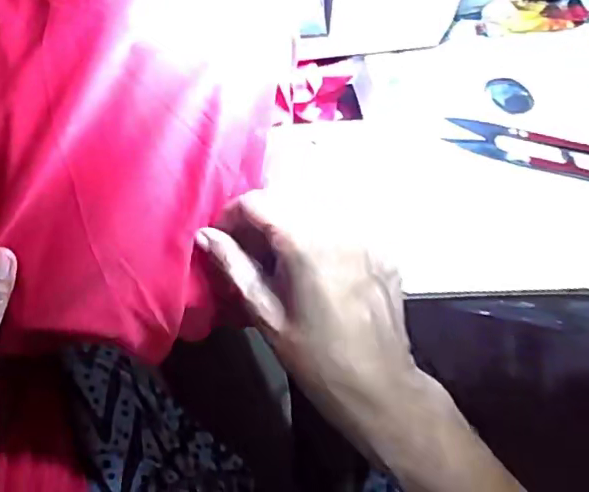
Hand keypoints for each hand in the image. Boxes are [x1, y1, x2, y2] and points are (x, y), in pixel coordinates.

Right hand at [197, 190, 523, 491]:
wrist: (384, 392)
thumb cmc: (317, 358)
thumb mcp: (266, 315)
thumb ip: (234, 266)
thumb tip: (205, 234)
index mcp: (307, 243)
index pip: (256, 201)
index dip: (231, 215)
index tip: (221, 239)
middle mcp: (338, 229)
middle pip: (282, 197)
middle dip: (257, 215)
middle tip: (245, 247)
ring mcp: (364, 237)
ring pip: (309, 205)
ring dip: (285, 219)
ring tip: (276, 253)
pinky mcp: (380, 249)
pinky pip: (335, 223)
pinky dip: (314, 231)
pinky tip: (310, 261)